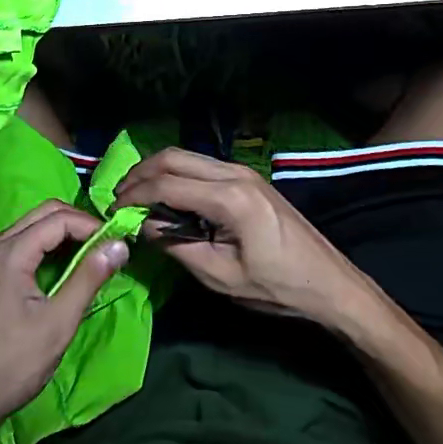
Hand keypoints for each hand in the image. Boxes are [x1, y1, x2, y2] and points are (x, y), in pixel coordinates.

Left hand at [0, 200, 128, 443]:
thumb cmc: (12, 363)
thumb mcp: (58, 322)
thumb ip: (89, 278)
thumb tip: (120, 245)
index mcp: (10, 253)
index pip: (59, 219)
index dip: (92, 225)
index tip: (118, 243)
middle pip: (44, 213)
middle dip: (79, 222)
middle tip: (108, 244)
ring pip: (33, 226)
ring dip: (64, 232)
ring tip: (93, 254)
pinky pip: (23, 243)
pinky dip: (48, 245)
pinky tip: (65, 267)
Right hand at [114, 148, 378, 325]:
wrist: (330, 282)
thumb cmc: (277, 286)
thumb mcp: (222, 276)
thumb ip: (178, 247)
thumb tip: (143, 226)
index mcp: (230, 198)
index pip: (167, 184)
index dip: (133, 196)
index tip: (112, 212)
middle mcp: (235, 173)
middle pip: (174, 157)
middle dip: (140, 174)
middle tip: (117, 198)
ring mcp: (244, 171)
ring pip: (187, 157)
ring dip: (157, 171)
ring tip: (134, 197)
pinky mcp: (248, 178)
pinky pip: (202, 166)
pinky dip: (176, 175)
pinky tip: (166, 197)